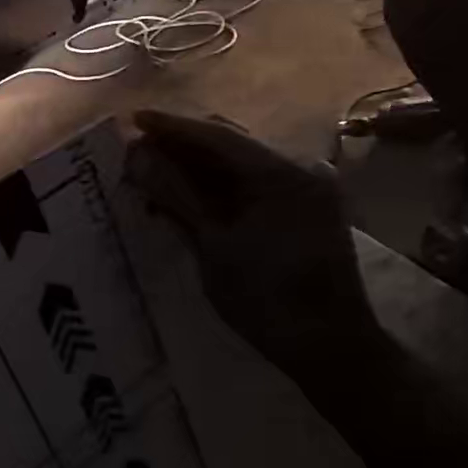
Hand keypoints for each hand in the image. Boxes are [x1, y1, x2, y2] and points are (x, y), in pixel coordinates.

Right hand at [126, 111, 379, 360]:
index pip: (218, 136)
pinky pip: (257, 184)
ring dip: (200, 167)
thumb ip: (177, 194)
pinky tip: (191, 195)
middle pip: (231, 144)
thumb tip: (138, 156)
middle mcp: (299, 167)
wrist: (332, 348)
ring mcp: (306, 187)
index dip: (173, 127)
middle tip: (139, 151)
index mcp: (281, 172)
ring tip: (157, 172)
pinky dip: (223, 187)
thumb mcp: (214, 246)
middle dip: (183, 146)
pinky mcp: (306, 207)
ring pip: (243, 164)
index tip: (135, 119)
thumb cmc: (268, 299)